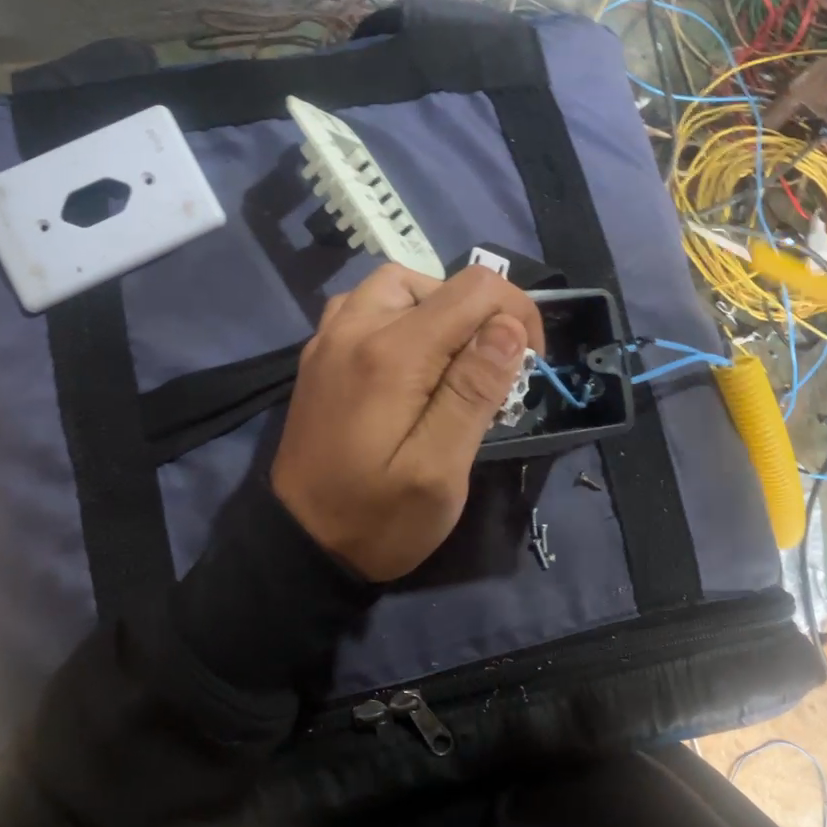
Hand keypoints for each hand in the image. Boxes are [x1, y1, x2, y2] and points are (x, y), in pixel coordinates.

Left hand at [272, 264, 543, 581]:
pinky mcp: (317, 360)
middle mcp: (354, 329)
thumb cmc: (377, 519)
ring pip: (394, 289)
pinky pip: (362, 311)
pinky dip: (397, 322)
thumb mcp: (439, 469)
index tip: (527, 365)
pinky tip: (406, 368)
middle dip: (475, 315)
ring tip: (449, 366)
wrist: (298, 545)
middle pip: (432, 281)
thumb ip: (474, 392)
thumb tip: (509, 327)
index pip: (474, 290)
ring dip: (434, 313)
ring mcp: (328, 342)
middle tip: (487, 372)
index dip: (517, 314)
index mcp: (392, 353)